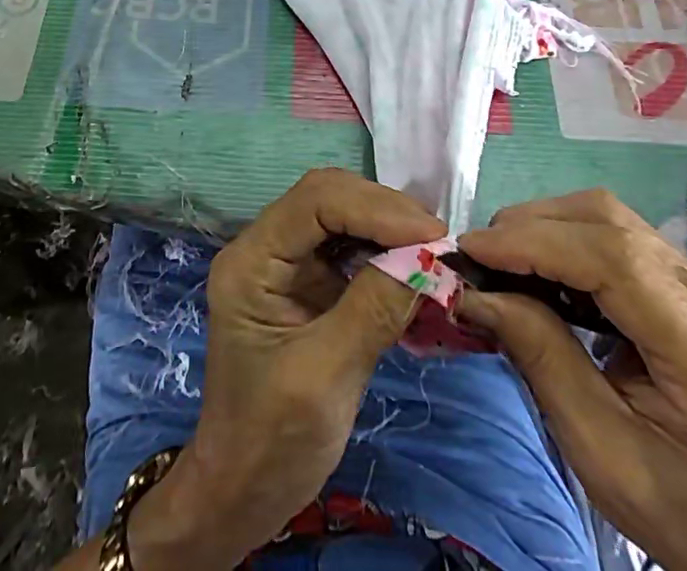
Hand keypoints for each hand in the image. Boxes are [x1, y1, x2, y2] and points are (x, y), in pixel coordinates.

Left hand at [129, 169, 445, 570]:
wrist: (245, 486)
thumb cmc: (274, 437)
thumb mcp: (326, 374)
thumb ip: (374, 308)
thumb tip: (427, 258)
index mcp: (250, 263)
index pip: (313, 202)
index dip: (374, 208)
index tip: (432, 236)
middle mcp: (263, 251)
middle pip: (325, 200)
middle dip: (384, 213)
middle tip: (440, 243)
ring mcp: (285, 267)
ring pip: (340, 219)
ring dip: (388, 229)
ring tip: (435, 253)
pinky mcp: (307, 287)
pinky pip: (348, 252)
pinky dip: (383, 254)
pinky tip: (413, 269)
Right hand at [455, 190, 686, 570]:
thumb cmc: (678, 512)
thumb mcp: (598, 451)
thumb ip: (542, 359)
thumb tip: (476, 293)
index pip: (621, 264)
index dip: (538, 243)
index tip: (472, 249)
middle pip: (618, 227)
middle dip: (533, 227)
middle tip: (478, 258)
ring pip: (620, 223)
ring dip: (548, 229)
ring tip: (504, 264)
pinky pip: (628, 243)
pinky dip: (570, 244)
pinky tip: (544, 275)